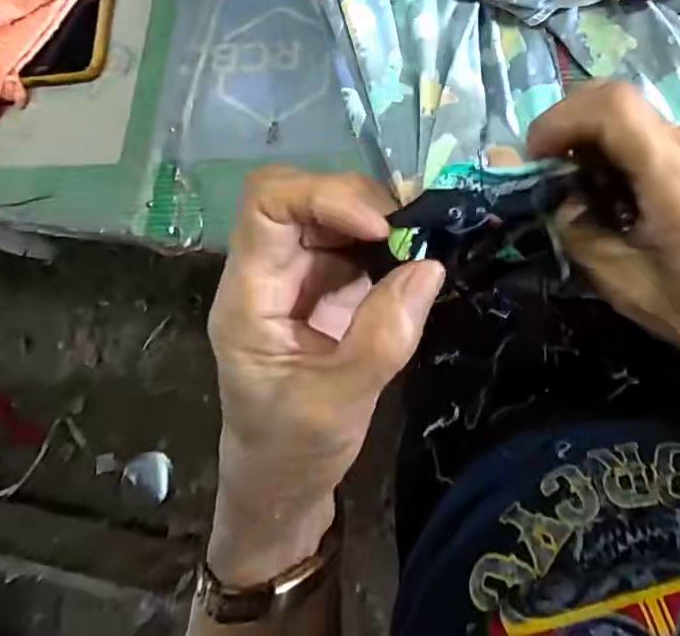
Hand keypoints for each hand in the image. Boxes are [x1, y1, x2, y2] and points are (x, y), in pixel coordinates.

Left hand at [206, 167, 444, 584]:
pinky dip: (389, 237)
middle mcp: (270, 270)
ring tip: (422, 237)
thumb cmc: (291, 450)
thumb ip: (382, 337)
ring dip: (379, 215)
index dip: (322, 196)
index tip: (379, 226)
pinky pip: (355, 240)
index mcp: (250, 294)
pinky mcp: (328, 284)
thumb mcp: (337, 406)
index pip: (267, 205)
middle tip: (414, 229)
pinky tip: (416, 253)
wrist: (281, 484)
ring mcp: (299, 274)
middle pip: (301, 196)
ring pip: (331, 211)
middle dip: (359, 201)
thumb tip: (430, 266)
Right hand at [527, 82, 679, 379]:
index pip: (615, 108)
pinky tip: (606, 186)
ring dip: (587, 133)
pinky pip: (644, 130)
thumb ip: (578, 230)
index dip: (562, 118)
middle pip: (617, 97)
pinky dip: (610, 144)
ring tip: (572, 179)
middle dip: (567, 120)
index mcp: (678, 183)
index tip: (536, 156)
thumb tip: (554, 194)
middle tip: (545, 163)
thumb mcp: (622, 284)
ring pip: (629, 111)